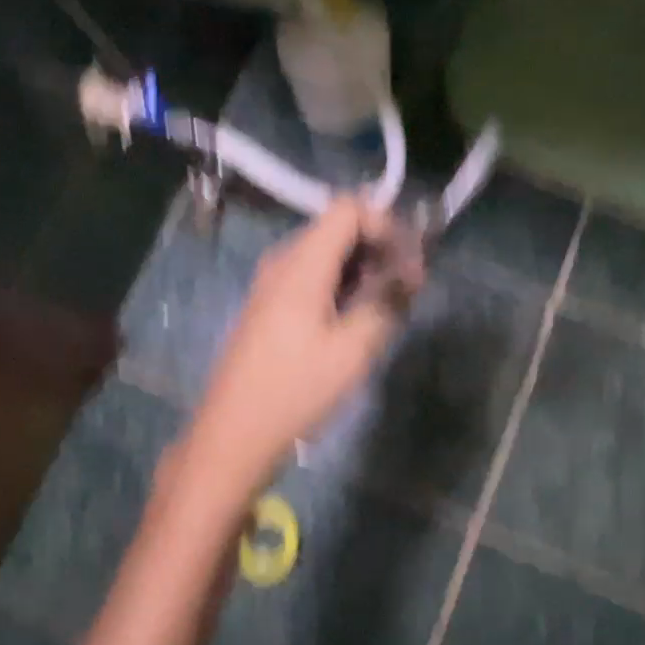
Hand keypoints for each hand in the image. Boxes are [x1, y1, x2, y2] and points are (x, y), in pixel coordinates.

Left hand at [185, 197, 422, 486]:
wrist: (232, 436)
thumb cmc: (294, 391)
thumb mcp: (352, 351)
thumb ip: (386, 302)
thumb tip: (411, 272)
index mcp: (301, 263)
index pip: (349, 209)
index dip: (387, 226)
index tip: (411, 265)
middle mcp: (283, 261)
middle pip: (339, 227)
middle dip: (380, 248)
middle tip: (409, 288)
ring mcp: (273, 283)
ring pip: (328, 253)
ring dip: (364, 269)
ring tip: (389, 307)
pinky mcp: (270, 305)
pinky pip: (314, 276)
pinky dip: (343, 285)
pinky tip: (358, 320)